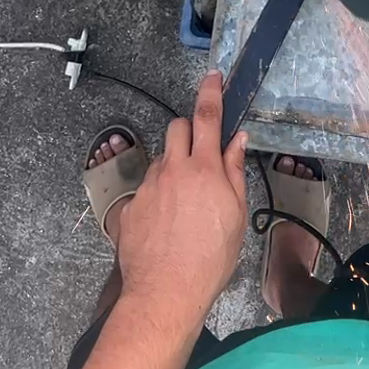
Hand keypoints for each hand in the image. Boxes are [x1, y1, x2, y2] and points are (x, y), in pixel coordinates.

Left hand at [114, 71, 249, 332]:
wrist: (164, 293)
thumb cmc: (211, 258)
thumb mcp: (236, 215)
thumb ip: (234, 172)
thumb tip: (237, 139)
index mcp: (203, 168)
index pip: (207, 117)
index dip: (210, 92)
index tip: (212, 76)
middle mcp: (173, 168)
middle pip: (177, 126)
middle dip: (189, 131)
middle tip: (200, 157)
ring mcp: (148, 185)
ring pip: (162, 159)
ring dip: (174, 168)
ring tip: (184, 205)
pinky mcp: (131, 204)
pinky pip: (147, 187)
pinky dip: (158, 196)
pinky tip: (166, 225)